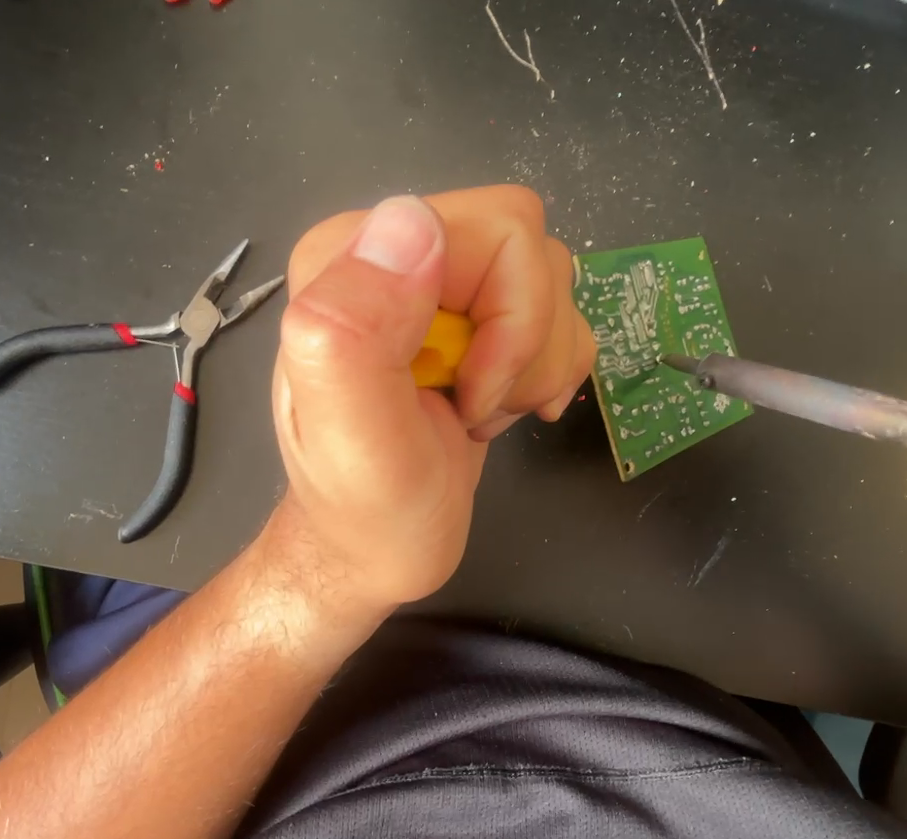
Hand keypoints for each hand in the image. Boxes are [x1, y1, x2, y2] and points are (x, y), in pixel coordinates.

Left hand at [267, 187, 595, 610]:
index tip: (468, 395)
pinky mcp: (472, 315)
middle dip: (526, 347)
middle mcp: (391, 251)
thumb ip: (358, 332)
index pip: (498, 233)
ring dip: (536, 364)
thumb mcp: (355, 441)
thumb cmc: (369, 512)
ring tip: (481, 413)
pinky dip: (546, 368)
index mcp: (349, 258)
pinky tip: (502, 407)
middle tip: (477, 407)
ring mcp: (437, 281)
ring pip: (552, 279)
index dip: (511, 324)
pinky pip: (557, 308)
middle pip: (532, 251)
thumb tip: (411, 221)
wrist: (379, 548)